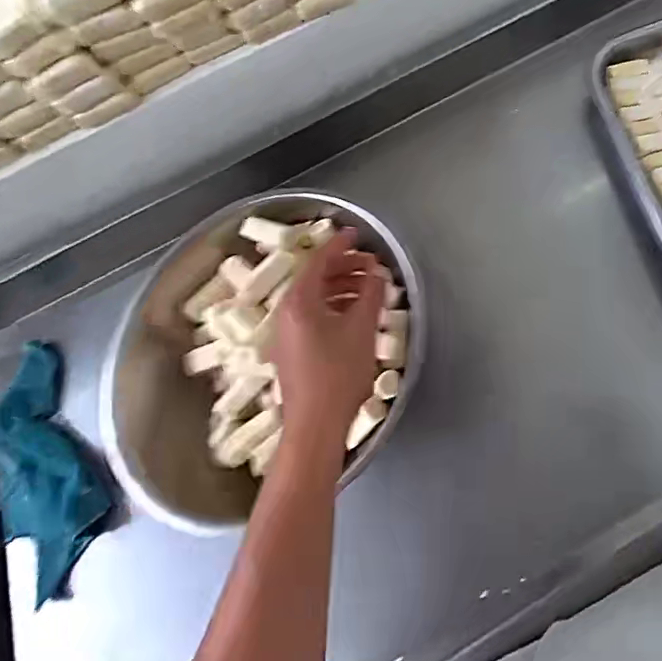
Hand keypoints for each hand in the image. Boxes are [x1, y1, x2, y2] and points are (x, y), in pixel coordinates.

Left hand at [267, 228, 385, 450]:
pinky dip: (334, 307)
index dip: (339, 245)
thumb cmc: (339, 374)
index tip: (357, 234)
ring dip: (341, 288)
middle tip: (370, 264)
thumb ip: (370, 294)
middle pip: (314, 279)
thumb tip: (376, 273)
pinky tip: (355, 315)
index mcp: (298, 302)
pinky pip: (313, 316)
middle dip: (344, 267)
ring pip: (314, 299)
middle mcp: (285, 314)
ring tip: (368, 289)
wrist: (315, 426)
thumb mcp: (362, 328)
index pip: (318, 262)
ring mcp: (286, 335)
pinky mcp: (292, 353)